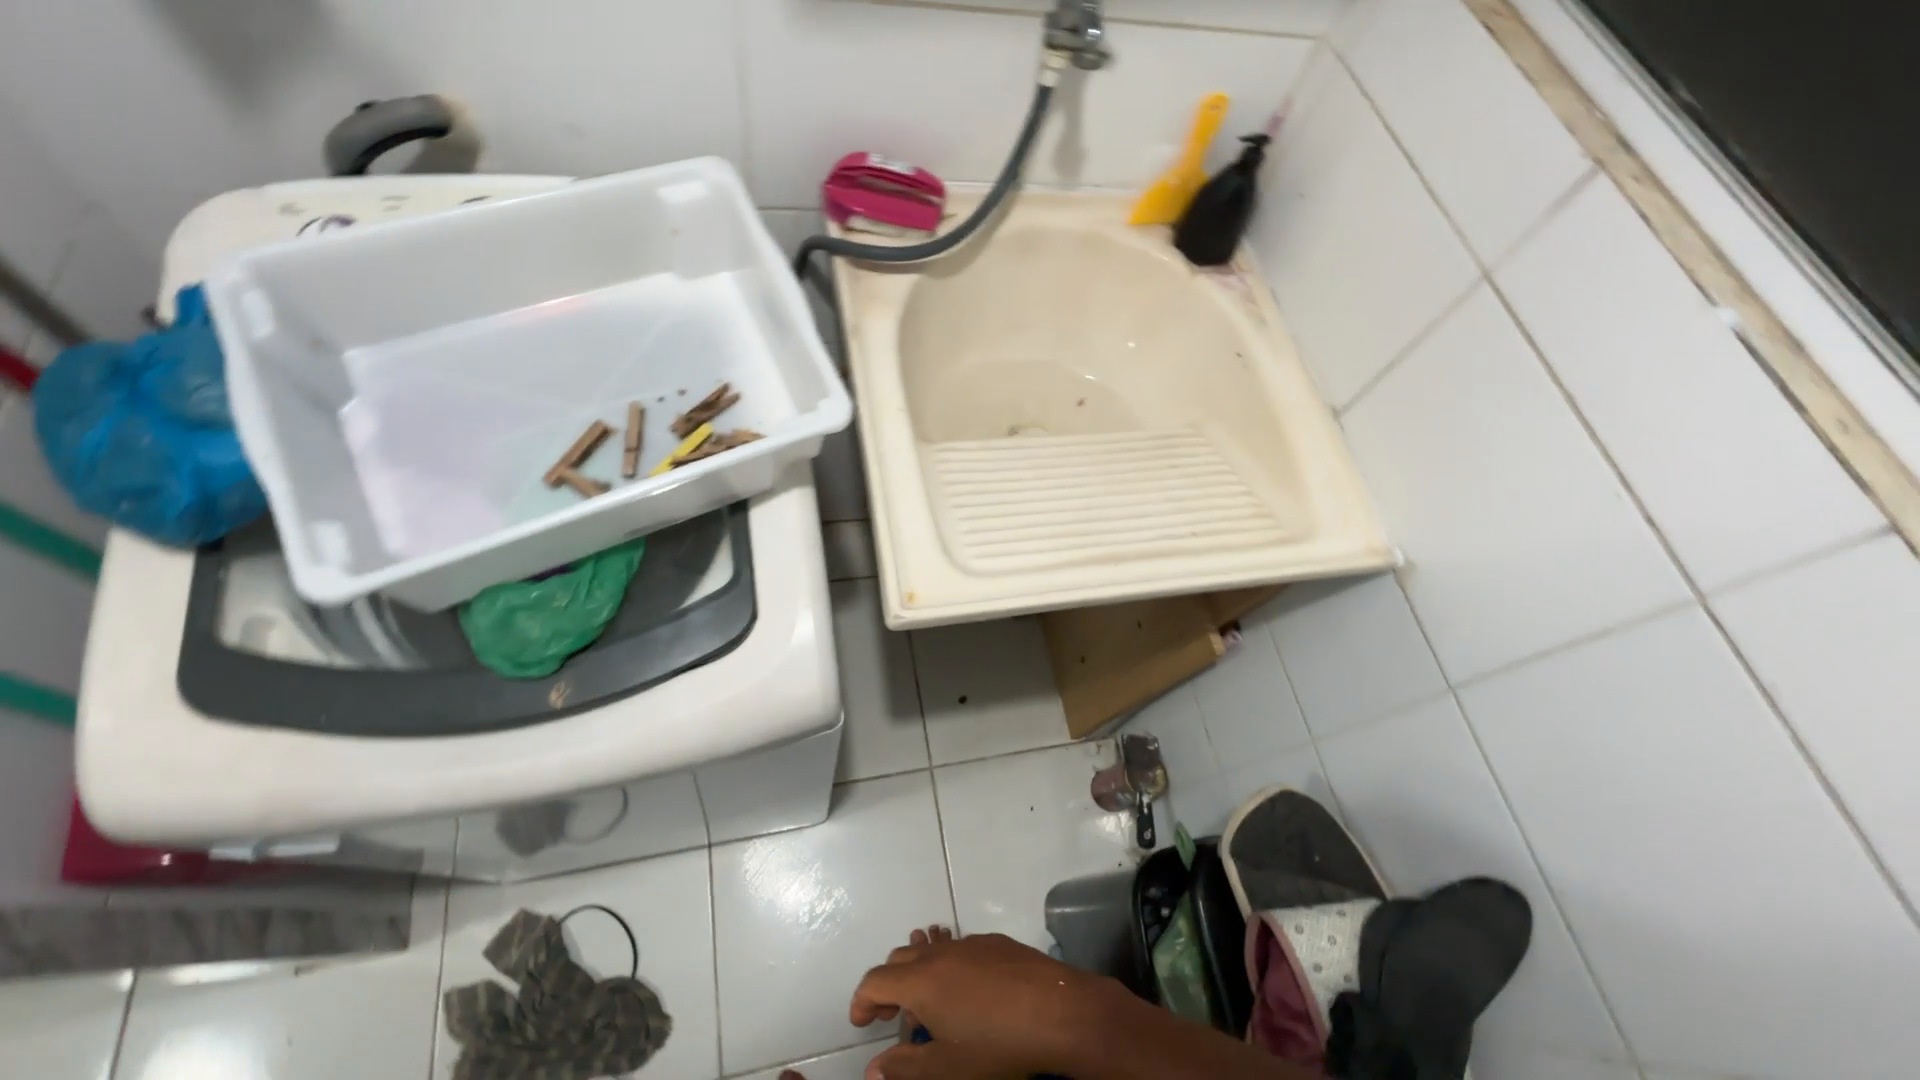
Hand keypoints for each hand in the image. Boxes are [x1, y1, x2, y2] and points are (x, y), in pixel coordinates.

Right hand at [849, 931, 1121, 1079]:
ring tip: (931, 1005)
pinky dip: (950, 966)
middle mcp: (940, 953)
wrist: (1059, 1012)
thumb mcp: (947, 1068)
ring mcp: (971, 943)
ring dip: (920, 973)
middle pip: (900, 958)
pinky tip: (969, 993)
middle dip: (889, 985)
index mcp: (920, 981)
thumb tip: (872, 1069)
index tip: (862, 1023)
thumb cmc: (997, 1044)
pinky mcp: (997, 942)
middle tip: (892, 1016)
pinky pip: (960, 948)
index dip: (862, 1001)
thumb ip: (904, 1067)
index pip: (875, 981)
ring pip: (932, 949)